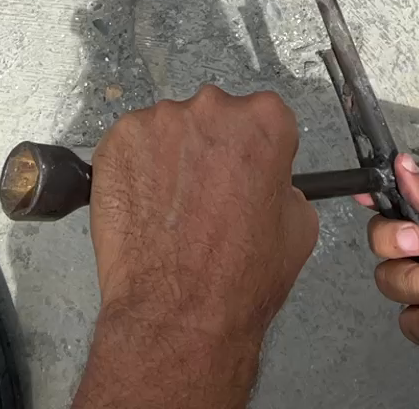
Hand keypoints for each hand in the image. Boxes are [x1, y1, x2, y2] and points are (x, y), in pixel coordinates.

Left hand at [75, 85, 317, 408]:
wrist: (179, 313)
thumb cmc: (241, 276)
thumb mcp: (298, 226)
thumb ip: (283, 183)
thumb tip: (267, 179)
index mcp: (264, 120)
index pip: (264, 118)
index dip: (256, 150)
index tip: (245, 174)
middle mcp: (212, 106)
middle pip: (214, 116)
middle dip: (212, 148)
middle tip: (207, 195)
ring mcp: (160, 119)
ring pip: (170, 129)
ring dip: (171, 157)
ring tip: (172, 207)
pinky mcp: (119, 138)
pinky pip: (131, 145)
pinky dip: (135, 168)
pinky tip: (144, 206)